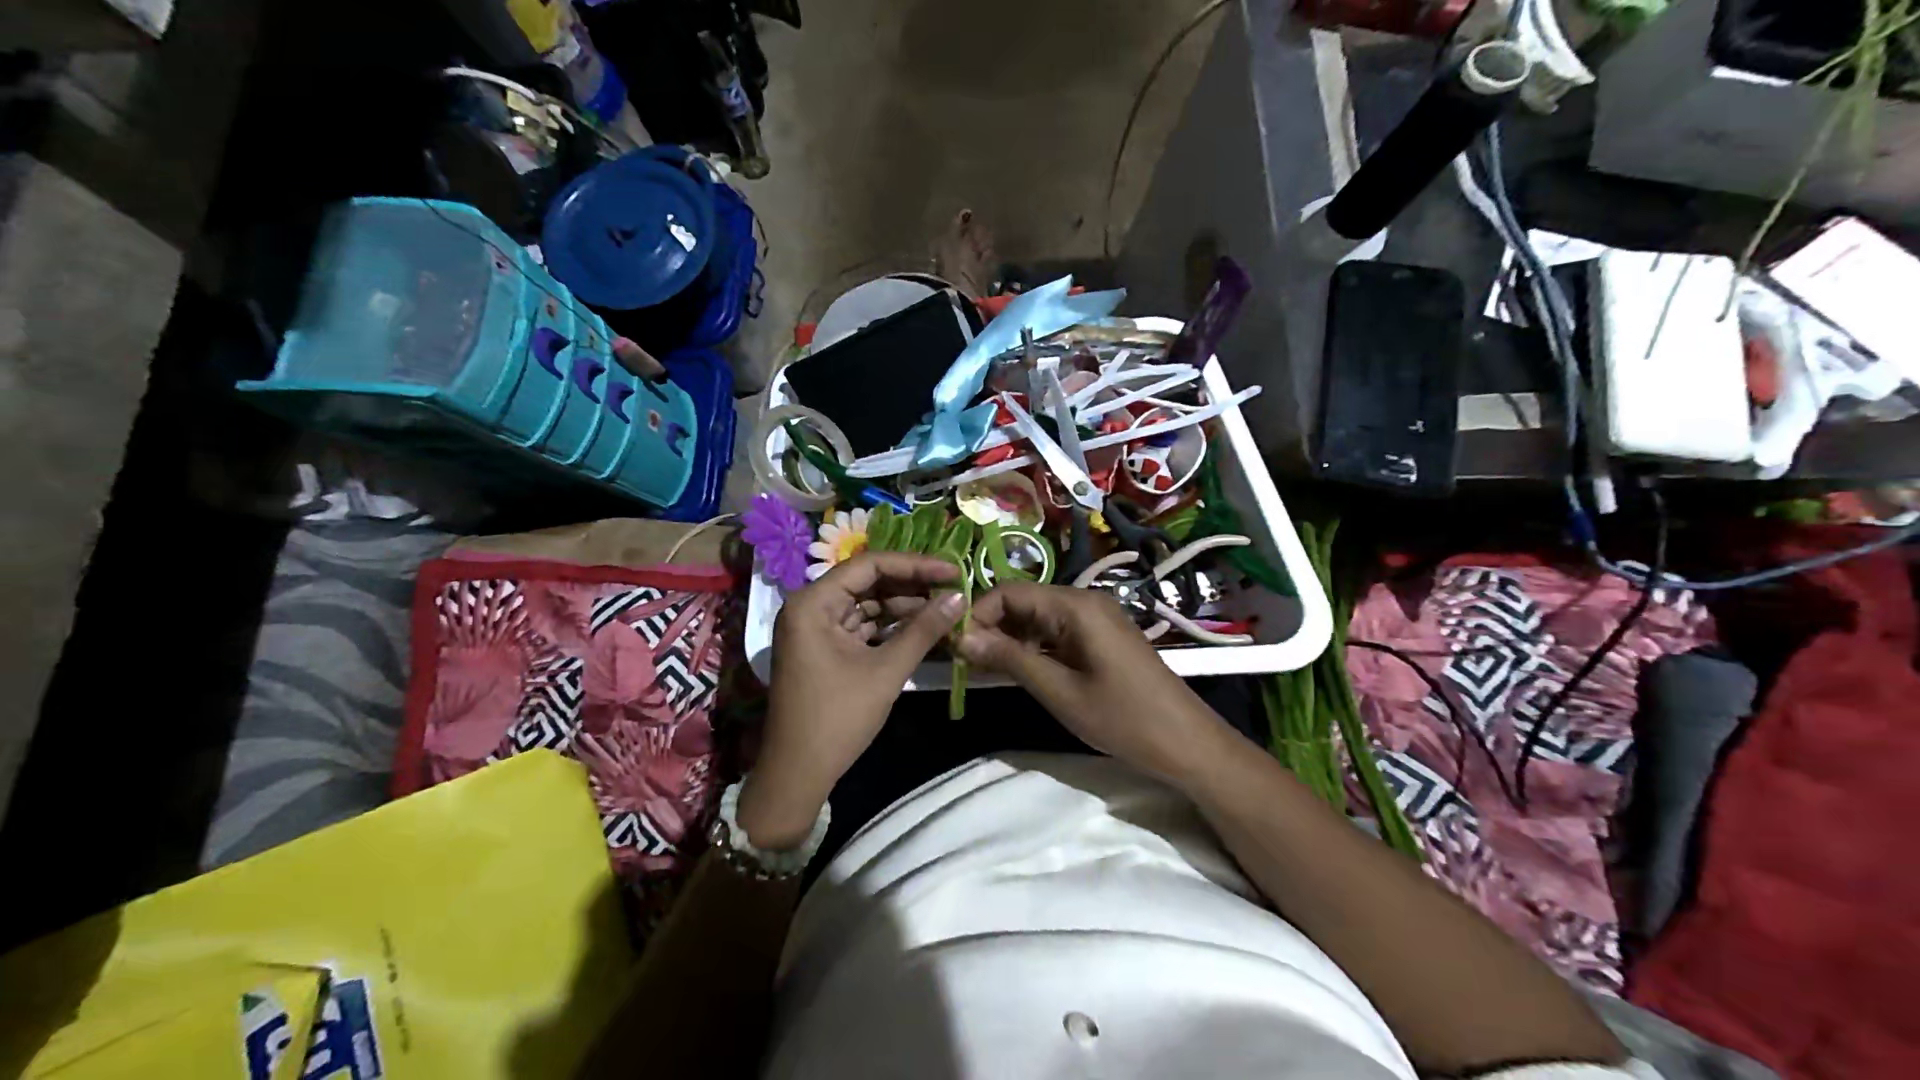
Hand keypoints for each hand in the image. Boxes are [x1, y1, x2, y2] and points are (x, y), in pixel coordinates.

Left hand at [738, 552, 964, 848]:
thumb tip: (960, 596)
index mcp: (813, 603)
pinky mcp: (824, 648)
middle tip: (954, 587)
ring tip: (946, 606)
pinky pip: (862, 625)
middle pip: (868, 582)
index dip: (915, 565)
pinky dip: (890, 627)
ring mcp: (815, 628)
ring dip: (904, 606)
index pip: (870, 565)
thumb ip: (924, 630)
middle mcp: (810, 607)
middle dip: (912, 585)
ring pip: (867, 604)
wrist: (798, 773)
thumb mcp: (885, 671)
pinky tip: (924, 626)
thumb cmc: (837, 718)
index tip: (953, 569)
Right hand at [958, 581, 1228, 780]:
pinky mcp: (1101, 637)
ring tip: (985, 669)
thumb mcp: (1059, 691)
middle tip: (964, 661)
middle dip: (991, 626)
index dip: (978, 614)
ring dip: (1010, 638)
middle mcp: (1085, 601)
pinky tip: (1018, 670)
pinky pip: (1057, 631)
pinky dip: (1034, 647)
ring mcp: (1096, 619)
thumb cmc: (1123, 718)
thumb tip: (961, 636)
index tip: (954, 646)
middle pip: (1024, 601)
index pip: (1010, 592)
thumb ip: (1010, 658)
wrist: (1187, 742)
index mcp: (1076, 606)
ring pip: (1038, 617)